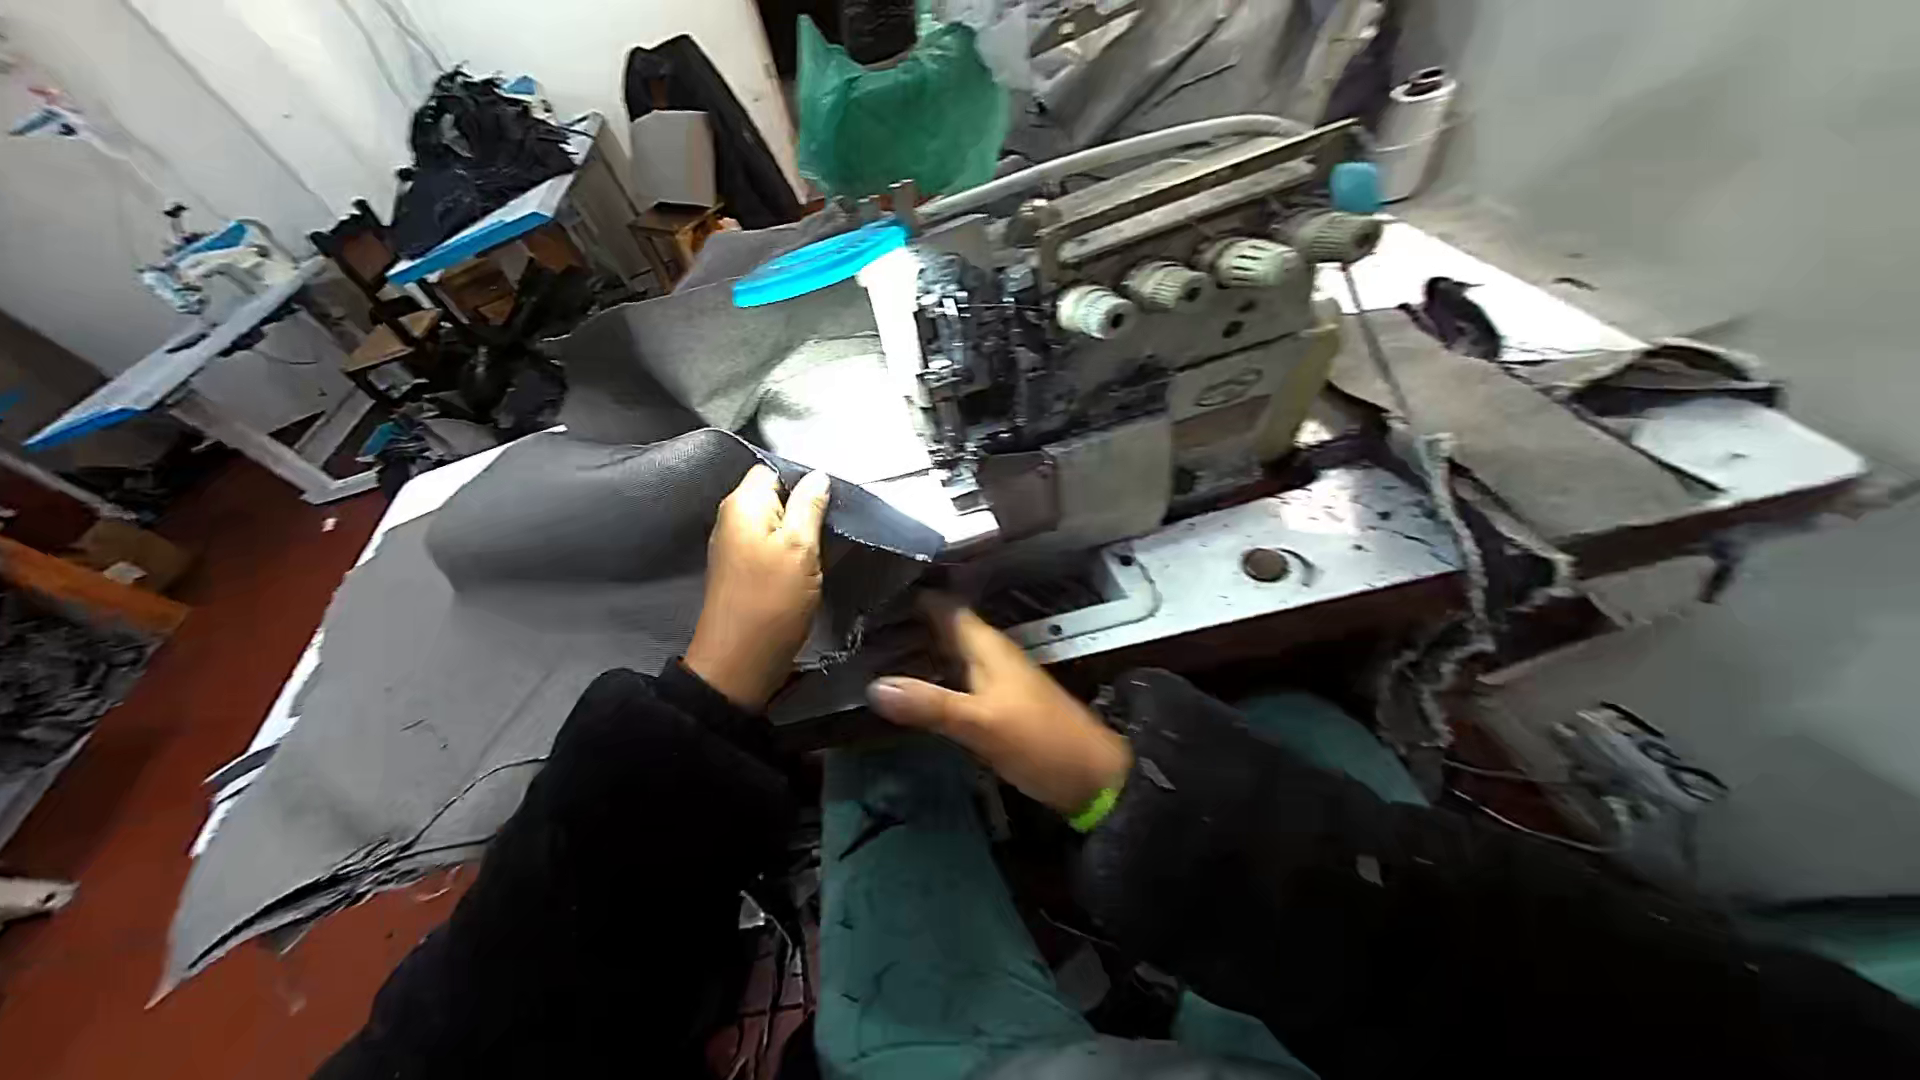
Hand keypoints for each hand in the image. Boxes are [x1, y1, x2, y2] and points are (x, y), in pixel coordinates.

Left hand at [684, 465, 831, 709]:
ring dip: (801, 529)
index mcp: (742, 504)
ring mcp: (736, 544)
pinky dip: (792, 549)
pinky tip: (809, 563)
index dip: (804, 478)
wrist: (740, 661)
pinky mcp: (744, 568)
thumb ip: (809, 506)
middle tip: (835, 521)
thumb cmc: (772, 600)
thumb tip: (819, 476)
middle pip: (776, 494)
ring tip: (827, 542)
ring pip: (777, 521)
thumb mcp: (800, 548)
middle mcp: (733, 517)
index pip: (774, 469)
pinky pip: (772, 544)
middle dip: (806, 504)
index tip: (832, 499)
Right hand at [866, 594, 1132, 813]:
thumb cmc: (1039, 740)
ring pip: (945, 653)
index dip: (908, 595)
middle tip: (856, 627)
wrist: (1091, 778)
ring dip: (914, 651)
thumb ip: (929, 704)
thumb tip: (873, 686)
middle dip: (903, 624)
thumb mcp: (980, 723)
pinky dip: (928, 678)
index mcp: (987, 646)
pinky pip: (952, 679)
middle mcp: (988, 654)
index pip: (943, 605)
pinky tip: (905, 690)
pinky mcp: (994, 704)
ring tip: (867, 653)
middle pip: (940, 627)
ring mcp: (992, 679)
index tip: (866, 591)